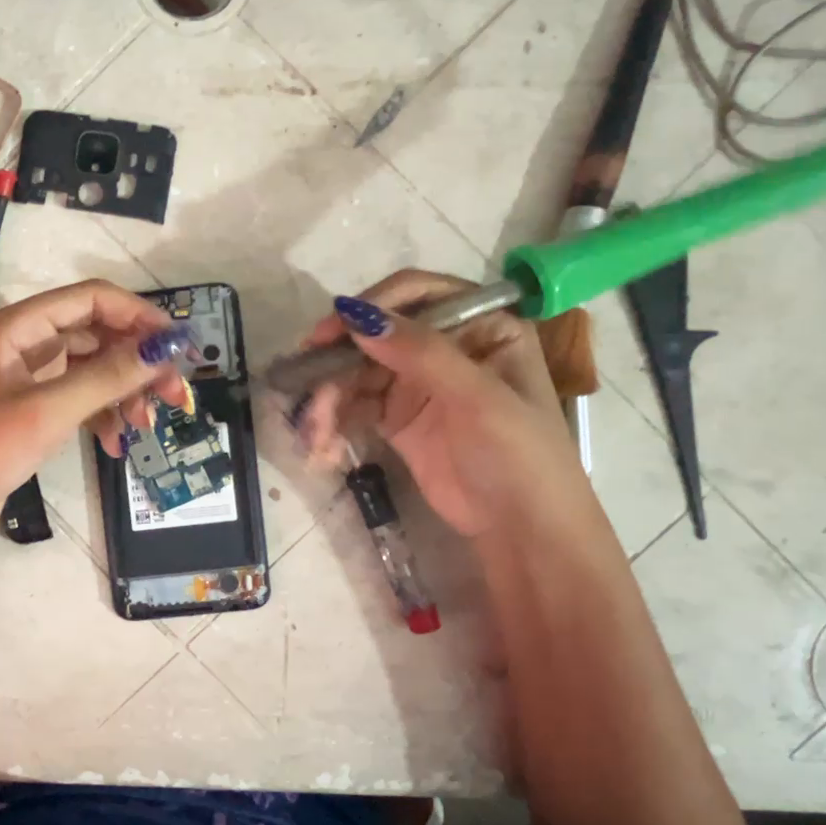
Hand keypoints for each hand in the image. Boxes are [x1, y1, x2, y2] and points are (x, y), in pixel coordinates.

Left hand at [0, 280, 186, 568]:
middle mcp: (24, 343)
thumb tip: (166, 346)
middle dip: (138, 360)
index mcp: (19, 327)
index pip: (92, 298)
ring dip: (124, 392)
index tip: (179, 346)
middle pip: (98, 333)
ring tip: (145, 426)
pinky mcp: (31, 411)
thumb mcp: (47, 412)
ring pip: (92, 369)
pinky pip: (80, 400)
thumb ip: (107, 376)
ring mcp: (28, 378)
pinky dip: (102, 416)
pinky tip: (114, 444)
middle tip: (174, 396)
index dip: (139, 315)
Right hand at [296, 270, 586, 537]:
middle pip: (377, 336)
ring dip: (329, 399)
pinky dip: (332, 423)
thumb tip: (355, 314)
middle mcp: (448, 347)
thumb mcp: (476, 398)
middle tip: (303, 385)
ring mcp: (419, 384)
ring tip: (314, 433)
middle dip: (338, 363)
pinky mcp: (397, 419)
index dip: (371, 307)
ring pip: (357, 373)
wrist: (522, 530)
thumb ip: (420, 352)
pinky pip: (353, 407)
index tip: (328, 334)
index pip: (419, 295)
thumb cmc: (519, 456)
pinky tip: (321, 447)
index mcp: (483, 326)